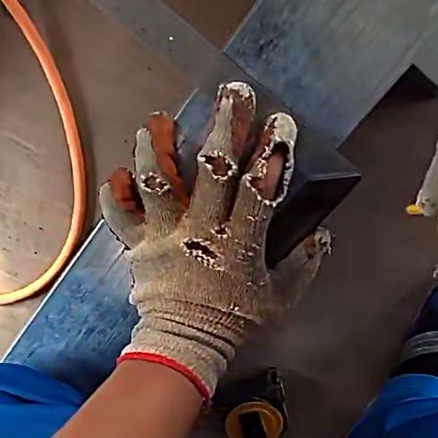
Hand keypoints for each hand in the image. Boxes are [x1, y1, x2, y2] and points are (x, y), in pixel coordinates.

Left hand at [101, 83, 329, 397]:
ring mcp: (164, 236)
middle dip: (224, 129)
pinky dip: (117, 191)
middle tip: (232, 94)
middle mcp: (199, 233)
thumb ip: (304, 264)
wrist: (185, 344)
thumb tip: (320, 233)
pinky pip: (121, 214)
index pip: (259, 192)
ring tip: (157, 121)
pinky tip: (120, 170)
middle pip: (212, 173)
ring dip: (156, 149)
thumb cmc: (234, 319)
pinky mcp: (137, 245)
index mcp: (238, 244)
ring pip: (158, 183)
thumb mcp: (282, 298)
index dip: (270, 155)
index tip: (280, 123)